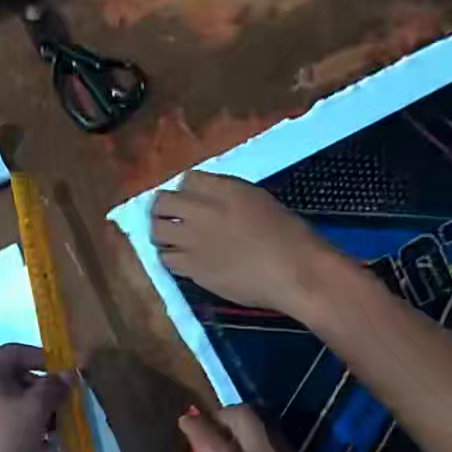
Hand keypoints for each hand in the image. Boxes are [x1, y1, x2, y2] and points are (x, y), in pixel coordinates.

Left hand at [0, 344, 68, 451]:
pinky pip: (12, 425)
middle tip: (67, 407)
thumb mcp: (36, 407)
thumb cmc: (5, 434)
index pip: (17, 351)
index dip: (44, 358)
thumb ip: (55, 387)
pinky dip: (30, 433)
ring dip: (43, 417)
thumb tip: (67, 375)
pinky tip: (49, 451)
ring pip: (18, 405)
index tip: (66, 374)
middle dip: (47, 394)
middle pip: (20, 379)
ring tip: (60, 435)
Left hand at [152, 171, 351, 314]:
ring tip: (170, 241)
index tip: (191, 201)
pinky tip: (180, 262)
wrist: (294, 272)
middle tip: (169, 219)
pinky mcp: (192, 268)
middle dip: (163, 209)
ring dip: (161, 233)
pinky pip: (166, 260)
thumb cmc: (290, 237)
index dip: (187, 191)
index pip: (187, 179)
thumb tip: (215, 204)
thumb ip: (231, 198)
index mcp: (225, 189)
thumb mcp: (260, 201)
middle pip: (163, 202)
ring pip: (157, 231)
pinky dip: (170, 259)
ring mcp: (193, 240)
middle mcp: (203, 210)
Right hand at [177, 405, 337, 451]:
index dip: (193, 425)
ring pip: (262, 422)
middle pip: (242, 414)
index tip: (184, 421)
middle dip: (223, 414)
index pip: (209, 437)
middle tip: (213, 426)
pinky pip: (276, 437)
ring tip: (232, 440)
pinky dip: (260, 439)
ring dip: (243, 424)